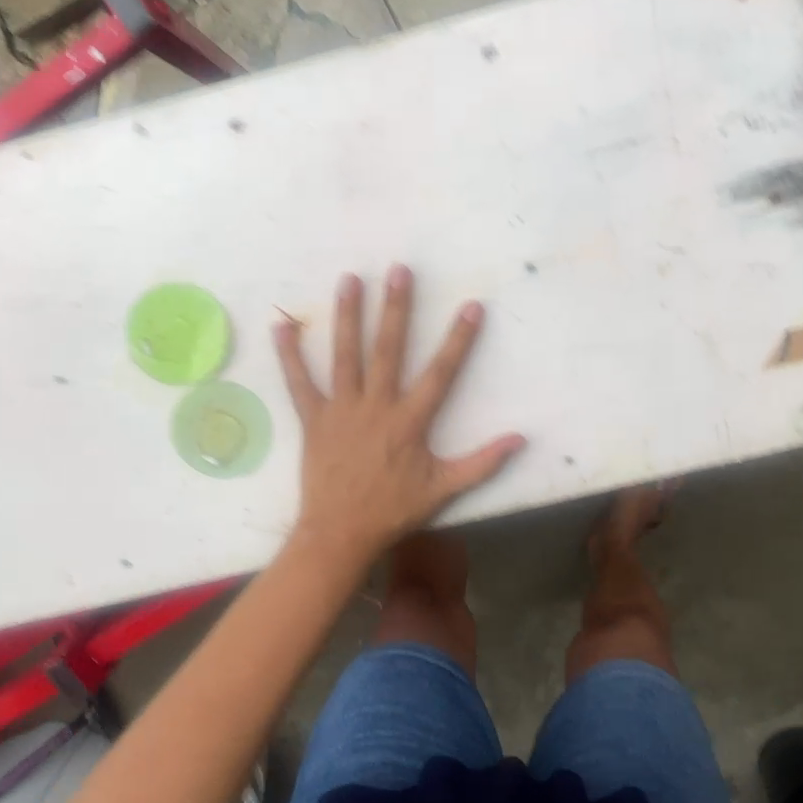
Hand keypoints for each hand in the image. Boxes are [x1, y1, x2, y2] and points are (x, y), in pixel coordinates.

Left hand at [273, 266, 525, 554]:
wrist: (340, 532)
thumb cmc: (393, 511)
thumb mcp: (443, 489)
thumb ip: (482, 463)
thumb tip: (519, 440)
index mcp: (409, 421)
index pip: (441, 373)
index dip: (459, 340)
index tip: (471, 307)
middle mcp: (375, 406)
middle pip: (388, 349)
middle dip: (395, 308)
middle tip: (399, 270)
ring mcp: (341, 409)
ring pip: (345, 355)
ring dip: (347, 316)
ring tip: (350, 279)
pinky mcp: (313, 418)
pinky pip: (299, 383)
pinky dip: (289, 356)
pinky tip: (282, 326)